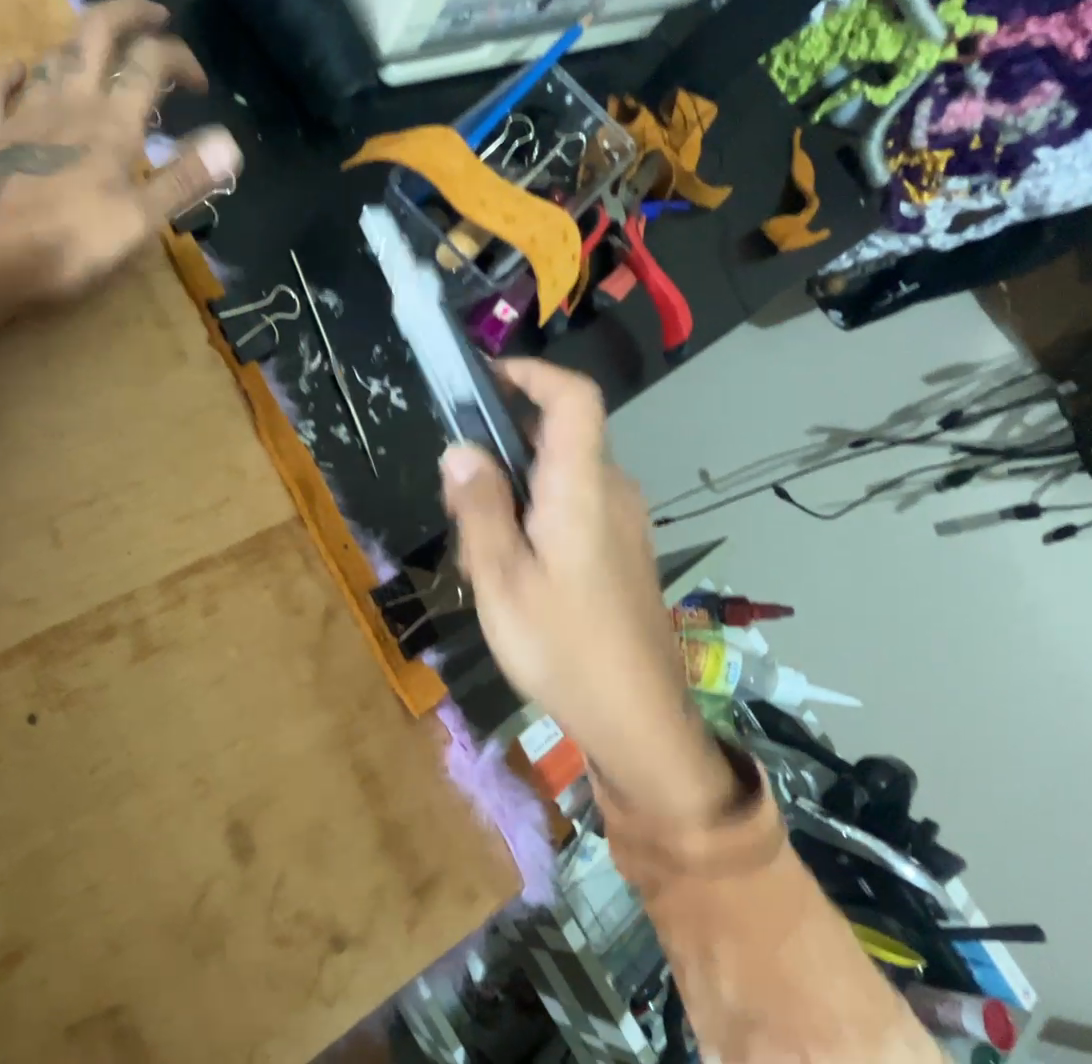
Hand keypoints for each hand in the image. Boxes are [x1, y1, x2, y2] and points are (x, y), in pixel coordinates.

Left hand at [0, 0, 240, 337]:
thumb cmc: (68, 245)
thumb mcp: (139, 222)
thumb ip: (184, 179)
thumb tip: (231, 143)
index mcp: (111, 123)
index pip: (150, 66)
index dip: (179, 59)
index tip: (198, 81)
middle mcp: (67, 104)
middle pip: (96, 35)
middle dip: (127, 15)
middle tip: (151, 15)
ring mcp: (21, 116)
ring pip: (51, 59)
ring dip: (77, 44)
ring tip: (95, 48)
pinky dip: (8, 76)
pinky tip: (17, 70)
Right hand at [440, 359, 736, 820]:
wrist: (636, 717)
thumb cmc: (560, 647)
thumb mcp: (500, 579)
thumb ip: (480, 509)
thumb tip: (460, 449)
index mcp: (582, 490)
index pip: (573, 400)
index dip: (531, 374)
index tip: (482, 377)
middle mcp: (613, 493)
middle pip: (561, 437)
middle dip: (503, 443)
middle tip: (455, 490)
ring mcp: (624, 523)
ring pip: (563, 476)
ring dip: (516, 484)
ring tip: (476, 540)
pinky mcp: (623, 551)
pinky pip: (574, 506)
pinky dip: (536, 509)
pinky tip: (511, 564)